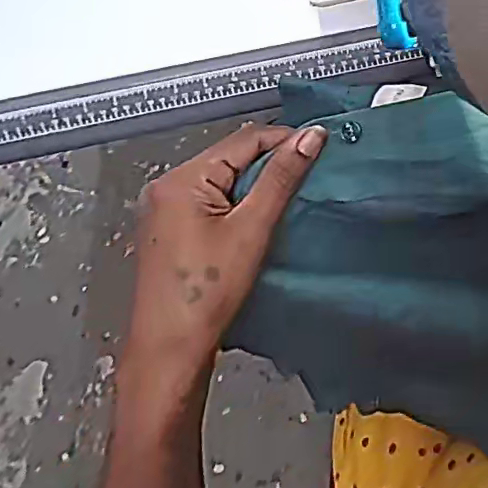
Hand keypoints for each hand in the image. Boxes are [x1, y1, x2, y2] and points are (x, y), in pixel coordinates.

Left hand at [125, 123, 327, 362]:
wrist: (169, 351)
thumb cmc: (208, 292)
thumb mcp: (252, 228)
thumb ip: (282, 176)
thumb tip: (312, 135)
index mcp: (182, 178)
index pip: (245, 139)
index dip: (286, 139)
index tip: (321, 149)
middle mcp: (168, 185)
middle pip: (233, 155)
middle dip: (273, 161)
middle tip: (312, 173)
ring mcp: (166, 207)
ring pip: (226, 177)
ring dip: (259, 182)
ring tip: (293, 195)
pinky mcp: (172, 228)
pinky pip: (214, 198)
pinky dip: (242, 200)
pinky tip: (263, 215)